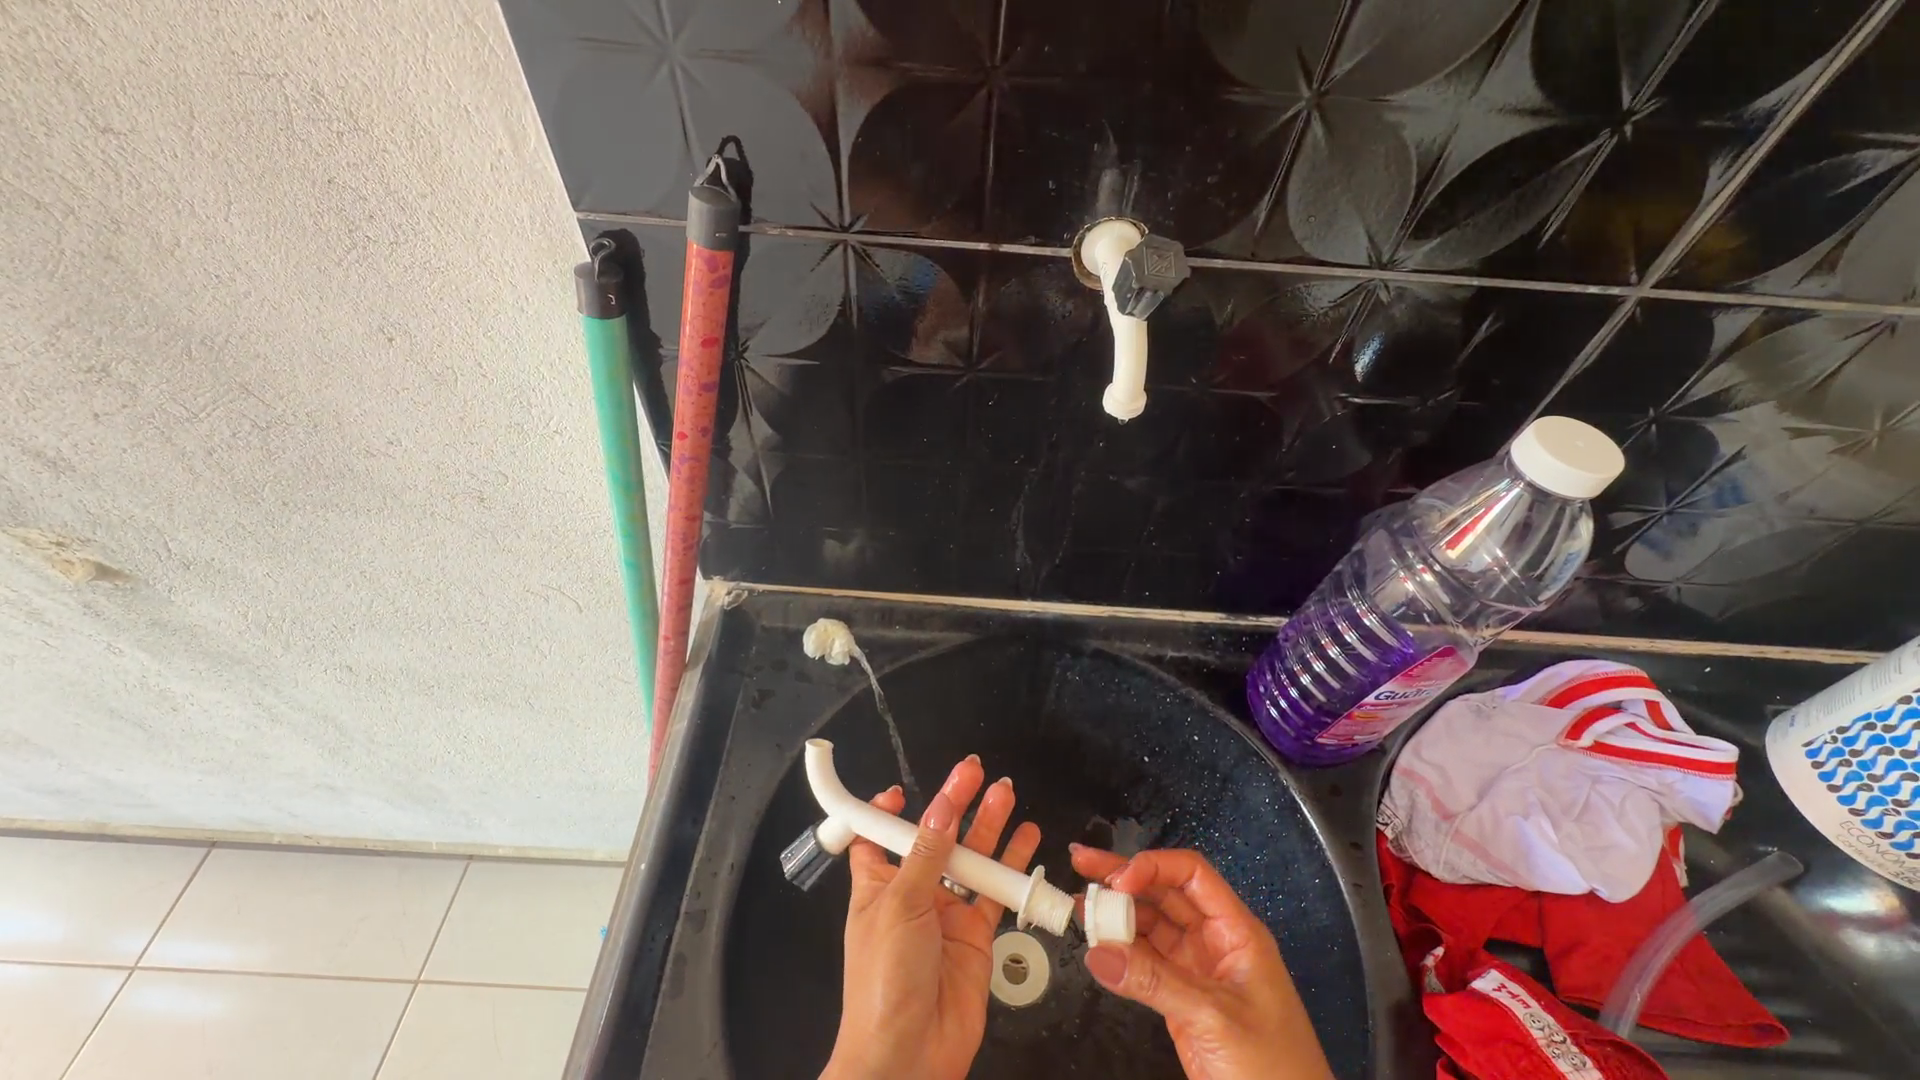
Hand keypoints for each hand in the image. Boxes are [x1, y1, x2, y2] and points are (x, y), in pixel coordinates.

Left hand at [821, 756, 1040, 1079]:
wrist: (910, 1054)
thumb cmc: (885, 976)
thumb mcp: (899, 905)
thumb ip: (926, 855)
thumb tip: (941, 808)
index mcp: (877, 883)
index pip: (877, 837)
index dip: (887, 812)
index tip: (902, 790)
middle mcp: (912, 892)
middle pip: (935, 838)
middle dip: (955, 803)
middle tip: (977, 770)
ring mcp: (946, 913)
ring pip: (970, 859)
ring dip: (988, 826)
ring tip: (1006, 793)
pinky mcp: (975, 934)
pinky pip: (996, 892)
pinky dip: (1013, 866)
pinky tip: (1027, 839)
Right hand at [1069, 846, 1333, 1079]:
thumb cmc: (1270, 1065)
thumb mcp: (1214, 1017)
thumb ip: (1154, 982)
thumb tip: (1096, 952)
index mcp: (1235, 931)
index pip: (1192, 875)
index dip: (1153, 868)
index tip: (1116, 881)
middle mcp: (1213, 941)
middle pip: (1165, 893)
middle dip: (1124, 878)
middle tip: (1081, 864)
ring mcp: (1195, 970)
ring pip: (1151, 926)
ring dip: (1117, 914)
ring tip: (1078, 904)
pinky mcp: (1180, 999)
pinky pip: (1145, 962)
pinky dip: (1119, 952)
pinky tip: (1095, 945)